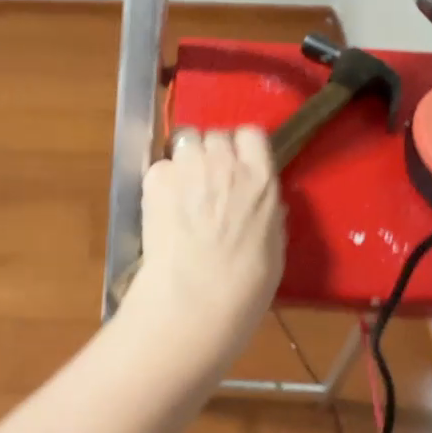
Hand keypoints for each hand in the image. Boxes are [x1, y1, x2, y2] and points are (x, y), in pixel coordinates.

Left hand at [124, 127, 284, 357]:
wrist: (194, 298)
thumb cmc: (245, 285)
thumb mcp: (275, 246)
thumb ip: (267, 212)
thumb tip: (259, 202)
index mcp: (260, 177)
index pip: (251, 134)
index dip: (241, 147)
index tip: (237, 163)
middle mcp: (224, 162)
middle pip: (215, 135)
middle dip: (211, 152)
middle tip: (207, 181)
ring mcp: (188, 166)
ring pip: (185, 141)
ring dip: (186, 158)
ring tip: (183, 187)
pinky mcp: (156, 178)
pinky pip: (160, 166)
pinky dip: (162, 179)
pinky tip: (163, 205)